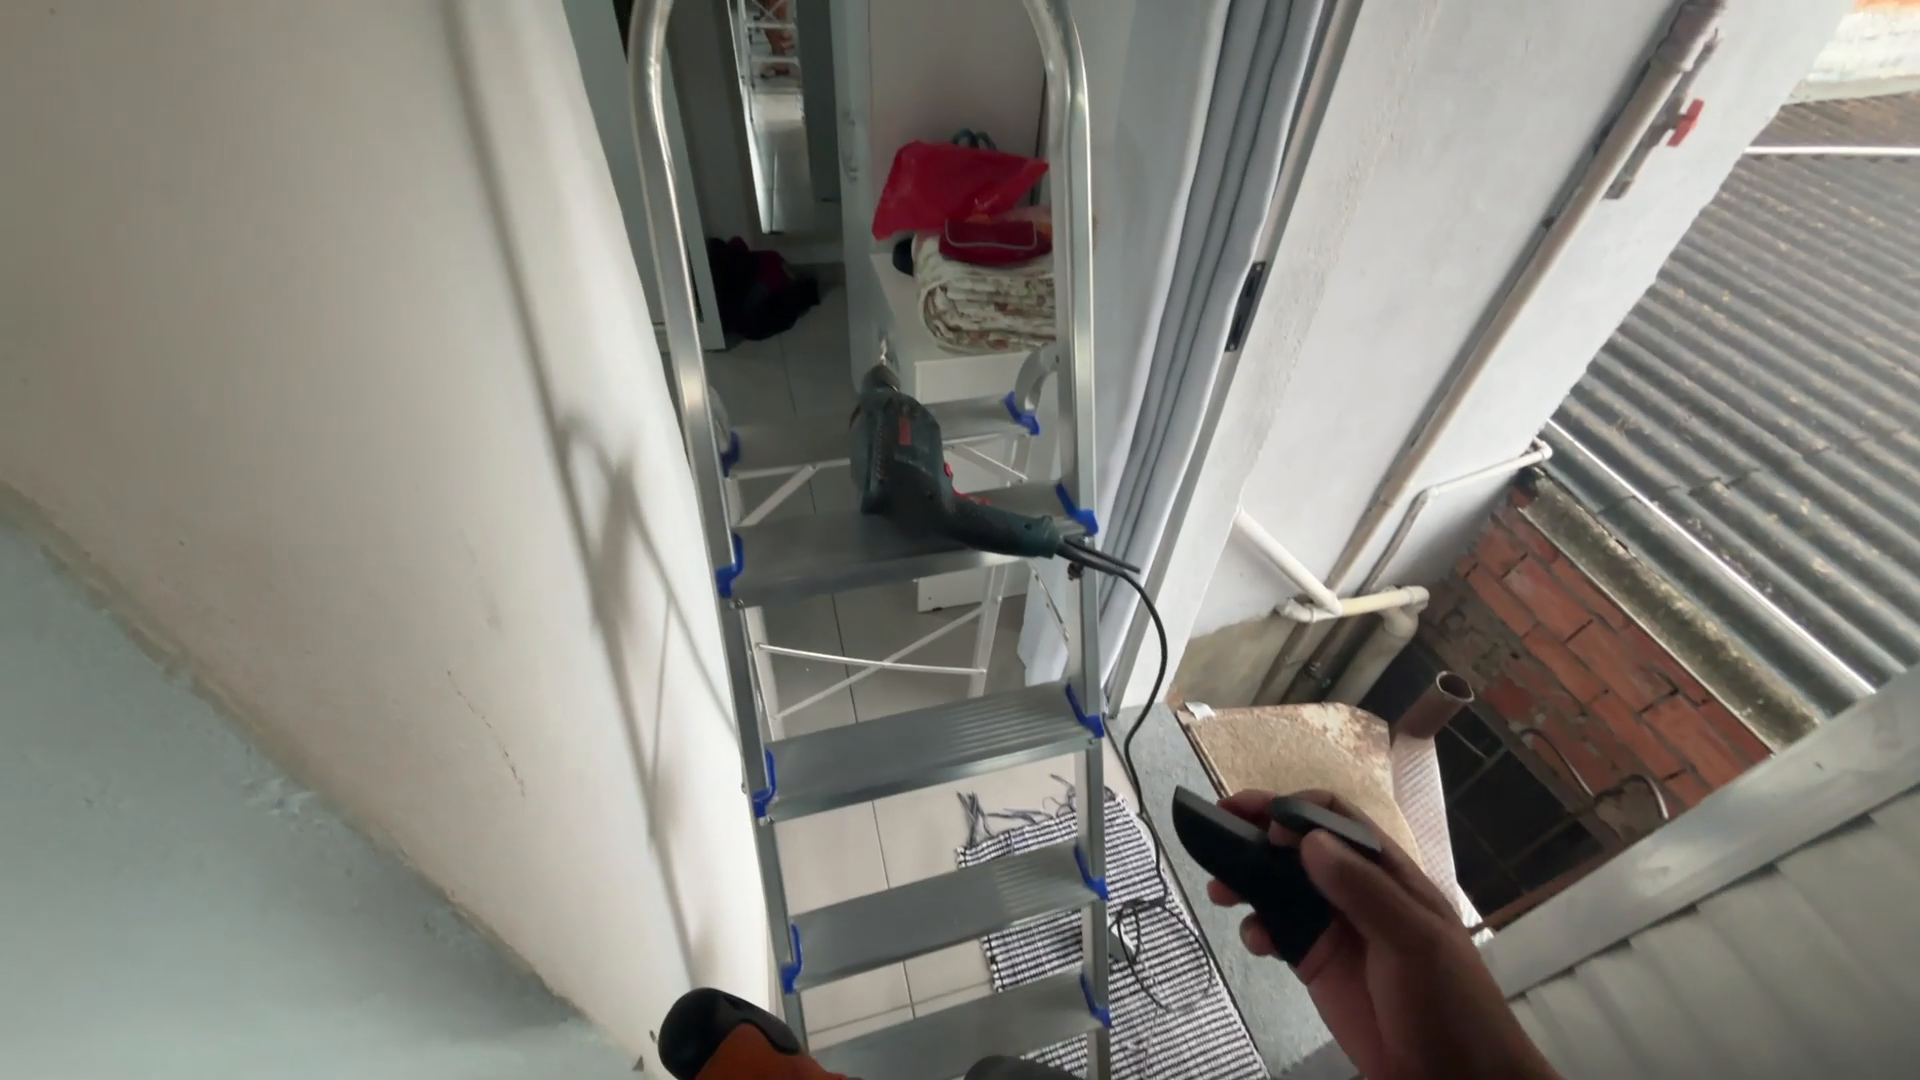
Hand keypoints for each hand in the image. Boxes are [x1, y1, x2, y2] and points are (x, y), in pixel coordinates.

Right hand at [1205, 790, 1558, 1079]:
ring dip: (1244, 879)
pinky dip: (1256, 928)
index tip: (1267, 827)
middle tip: (1216, 827)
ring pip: (1276, 884)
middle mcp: (1353, 889)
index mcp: (1384, 872)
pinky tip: (1254, 941)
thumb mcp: (1413, 942)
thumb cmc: (1449, 1005)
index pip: (1334, 817)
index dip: (1296, 811)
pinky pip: (1274, 929)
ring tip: (1218, 891)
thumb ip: (1362, 890)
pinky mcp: (1314, 960)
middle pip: (1295, 844)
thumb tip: (1306, 839)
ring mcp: (1331, 925)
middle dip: (1255, 832)